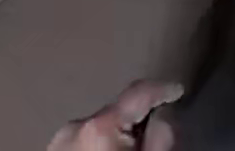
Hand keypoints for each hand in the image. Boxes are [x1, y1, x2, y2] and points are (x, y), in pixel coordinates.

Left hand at [46, 80, 182, 150]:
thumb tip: (163, 117)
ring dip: (116, 141)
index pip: (139, 93)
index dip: (163, 90)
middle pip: (117, 114)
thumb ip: (161, 140)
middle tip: (153, 146)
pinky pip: (82, 145)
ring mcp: (56, 144)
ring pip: (99, 131)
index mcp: (100, 127)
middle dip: (137, 126)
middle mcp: (74, 127)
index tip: (177, 92)